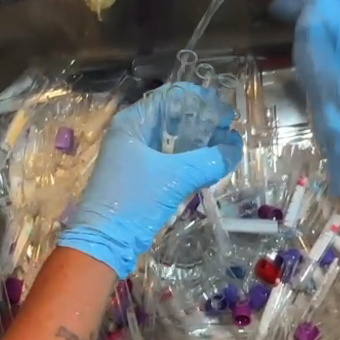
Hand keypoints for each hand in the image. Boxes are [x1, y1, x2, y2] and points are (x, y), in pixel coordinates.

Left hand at [57, 84, 241, 277]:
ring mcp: (133, 156)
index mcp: (133, 123)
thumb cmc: (133, 201)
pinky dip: (188, 160)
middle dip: (202, 123)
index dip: (201, 101)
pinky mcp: (138, 177)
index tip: (226, 113)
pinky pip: (168, 160)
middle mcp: (131, 134)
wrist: (104, 242)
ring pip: (171, 140)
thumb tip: (235, 148)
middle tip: (228, 133)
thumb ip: (209, 160)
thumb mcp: (176, 177)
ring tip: (224, 149)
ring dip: (197, 143)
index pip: (171, 97)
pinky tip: (207, 167)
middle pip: (172, 118)